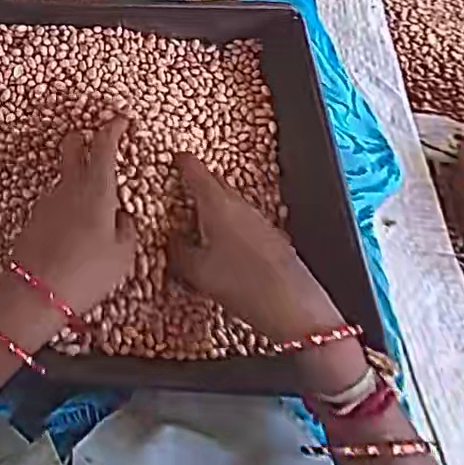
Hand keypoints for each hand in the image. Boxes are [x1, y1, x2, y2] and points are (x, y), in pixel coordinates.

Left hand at [9, 117, 138, 316]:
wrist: (34, 293)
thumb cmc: (86, 272)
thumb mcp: (123, 255)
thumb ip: (126, 229)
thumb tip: (121, 216)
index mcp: (96, 190)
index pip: (104, 146)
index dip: (113, 128)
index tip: (120, 119)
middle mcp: (69, 188)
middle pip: (72, 147)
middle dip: (83, 138)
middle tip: (96, 141)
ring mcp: (48, 201)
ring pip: (65, 178)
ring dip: (79, 180)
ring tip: (96, 209)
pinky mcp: (35, 218)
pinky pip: (57, 202)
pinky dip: (69, 205)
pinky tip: (77, 230)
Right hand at [171, 153, 341, 340]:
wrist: (293, 307)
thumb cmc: (241, 283)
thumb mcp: (196, 270)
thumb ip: (177, 251)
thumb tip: (170, 242)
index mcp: (216, 203)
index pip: (196, 171)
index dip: (183, 162)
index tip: (175, 158)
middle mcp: (239, 205)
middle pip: (216, 183)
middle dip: (199, 181)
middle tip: (182, 185)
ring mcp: (259, 221)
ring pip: (231, 203)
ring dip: (214, 204)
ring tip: (198, 218)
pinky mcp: (272, 239)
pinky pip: (243, 221)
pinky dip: (229, 224)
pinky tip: (223, 244)